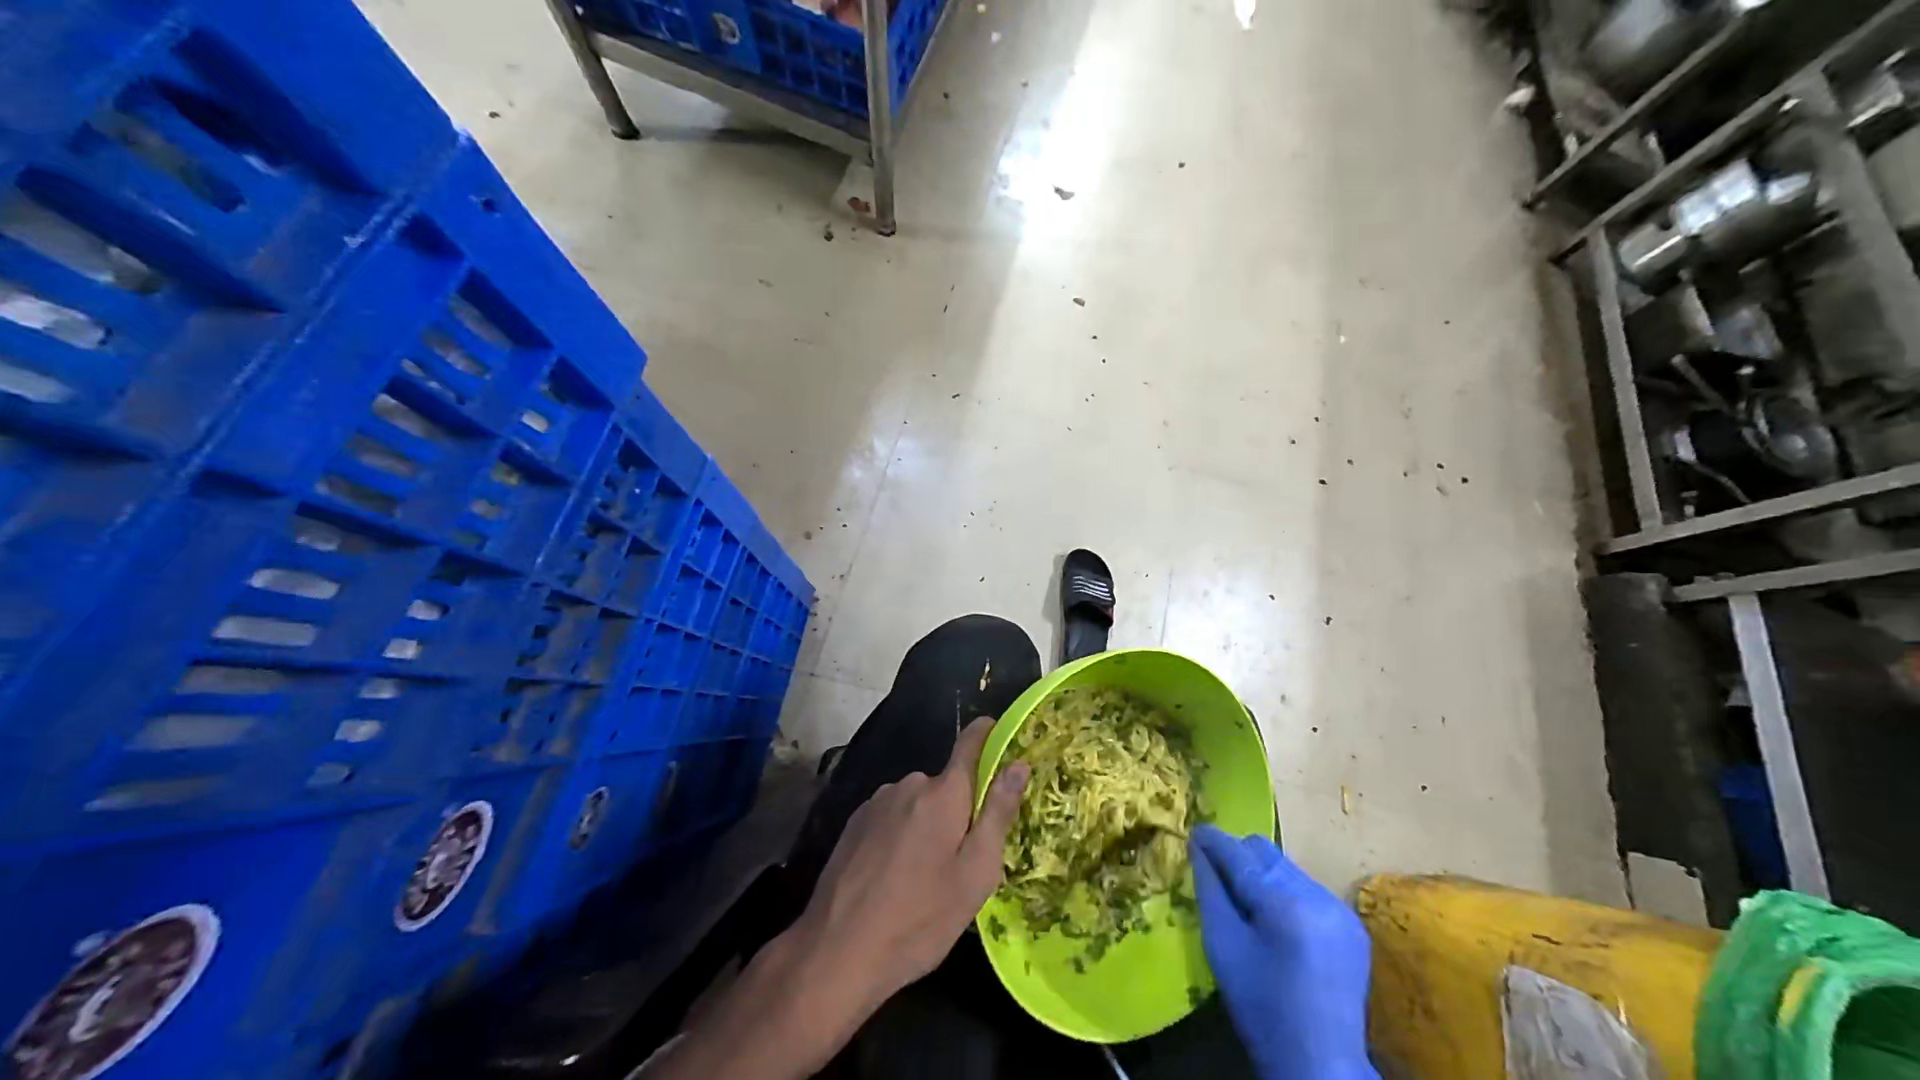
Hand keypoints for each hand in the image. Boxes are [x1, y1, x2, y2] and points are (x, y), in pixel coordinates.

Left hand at [793, 716, 1029, 1003]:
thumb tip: (1019, 764)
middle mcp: (908, 785)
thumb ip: (998, 814)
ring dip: (927, 826)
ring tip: (923, 878)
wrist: (838, 950)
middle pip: (945, 785)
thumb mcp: (974, 874)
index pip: (970, 744)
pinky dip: (900, 836)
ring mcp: (876, 803)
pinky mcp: (854, 823)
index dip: (986, 734)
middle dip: (958, 810)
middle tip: (961, 861)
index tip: (998, 731)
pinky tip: (893, 876)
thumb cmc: (920, 918)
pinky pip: (892, 817)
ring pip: (917, 803)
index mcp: (943, 794)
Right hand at [1191, 825, 1378, 1079]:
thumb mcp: (1222, 945)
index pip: (1238, 853)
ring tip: (1246, 903)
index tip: (1192, 833)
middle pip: (1265, 851)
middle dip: (1237, 856)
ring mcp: (1338, 908)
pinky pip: (1307, 888)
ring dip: (1262, 874)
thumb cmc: (1260, 1006)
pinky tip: (1277, 922)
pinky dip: (1285, 894)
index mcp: (1283, 901)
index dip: (1212, 841)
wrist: (1319, 1062)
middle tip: (1215, 874)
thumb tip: (1197, 847)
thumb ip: (1209, 889)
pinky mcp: (1351, 924)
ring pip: (1286, 867)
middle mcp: (1316, 894)